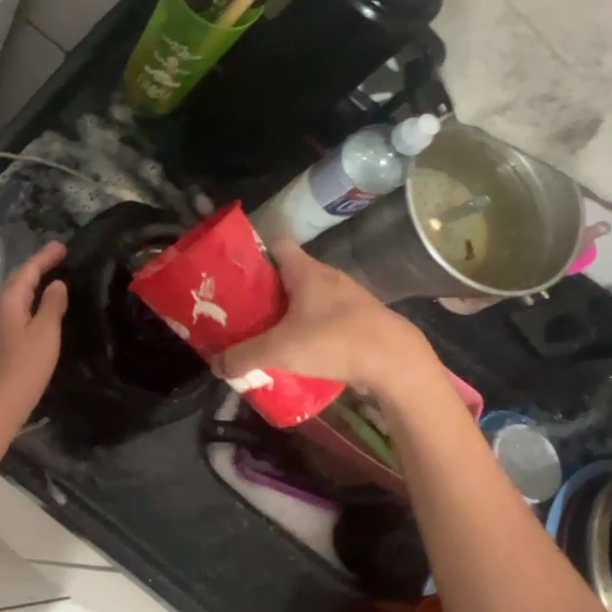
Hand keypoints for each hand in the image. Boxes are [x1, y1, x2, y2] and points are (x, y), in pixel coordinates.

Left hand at [0, 241, 68, 424]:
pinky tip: (42, 305)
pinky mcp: (1, 339)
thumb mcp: (46, 332)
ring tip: (53, 275)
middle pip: (19, 280)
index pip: (28, 270)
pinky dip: (31, 299)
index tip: (62, 246)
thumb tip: (56, 284)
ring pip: (17, 294)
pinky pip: (17, 308)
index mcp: (9, 301)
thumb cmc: (27, 366)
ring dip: (34, 282)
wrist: (2, 402)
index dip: (45, 257)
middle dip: (38, 266)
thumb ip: (52, 304)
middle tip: (60, 256)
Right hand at [218, 239, 439, 397]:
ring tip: (266, 332)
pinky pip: (326, 318)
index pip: (276, 245)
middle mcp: (328, 277)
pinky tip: (299, 350)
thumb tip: (215, 366)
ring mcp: (349, 299)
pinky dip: (310, 329)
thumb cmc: (334, 341)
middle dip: (265, 291)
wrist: (396, 363)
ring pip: (309, 298)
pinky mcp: (361, 320)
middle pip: (289, 275)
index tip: (234, 272)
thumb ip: (243, 357)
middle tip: (241, 310)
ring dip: (288, 312)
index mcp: (306, 271)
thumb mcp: (279, 351)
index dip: (254, 253)